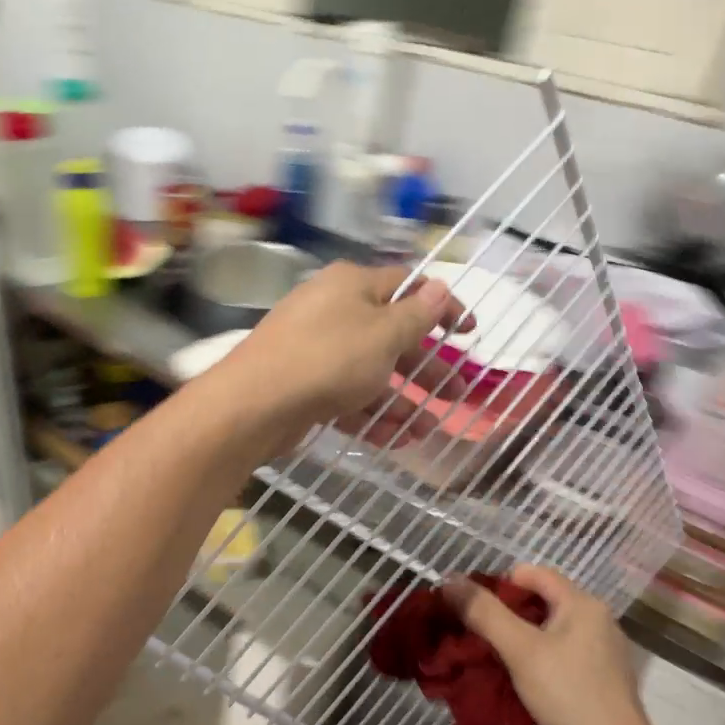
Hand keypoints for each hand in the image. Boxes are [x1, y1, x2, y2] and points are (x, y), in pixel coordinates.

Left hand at [211, 262, 469, 448]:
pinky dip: (369, 414)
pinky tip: (394, 439)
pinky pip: (344, 395)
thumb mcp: (384, 335)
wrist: (254, 404)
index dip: (442, 307)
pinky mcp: (301, 384)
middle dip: (425, 366)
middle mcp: (332, 309)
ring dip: (402, 399)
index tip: (470, 333)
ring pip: (368, 370)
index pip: (408, 286)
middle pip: (389, 334)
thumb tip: (440, 286)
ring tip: (429, 428)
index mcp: (352, 284)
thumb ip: (416, 315)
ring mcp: (313, 348)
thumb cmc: (328, 359)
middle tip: (455, 393)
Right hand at [443, 566, 670, 724]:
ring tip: (491, 660)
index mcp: (583, 603)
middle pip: (539, 602)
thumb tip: (448, 580)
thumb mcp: (519, 649)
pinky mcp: (598, 680)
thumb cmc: (569, 695)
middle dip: (504, 615)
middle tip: (475, 636)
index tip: (472, 609)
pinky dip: (536, 662)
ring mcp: (600, 652)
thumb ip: (483, 612)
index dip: (497, 584)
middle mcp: (596, 621)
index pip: (531, 573)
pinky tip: (518, 681)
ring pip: (547, 632)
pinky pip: (559, 657)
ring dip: (518, 641)